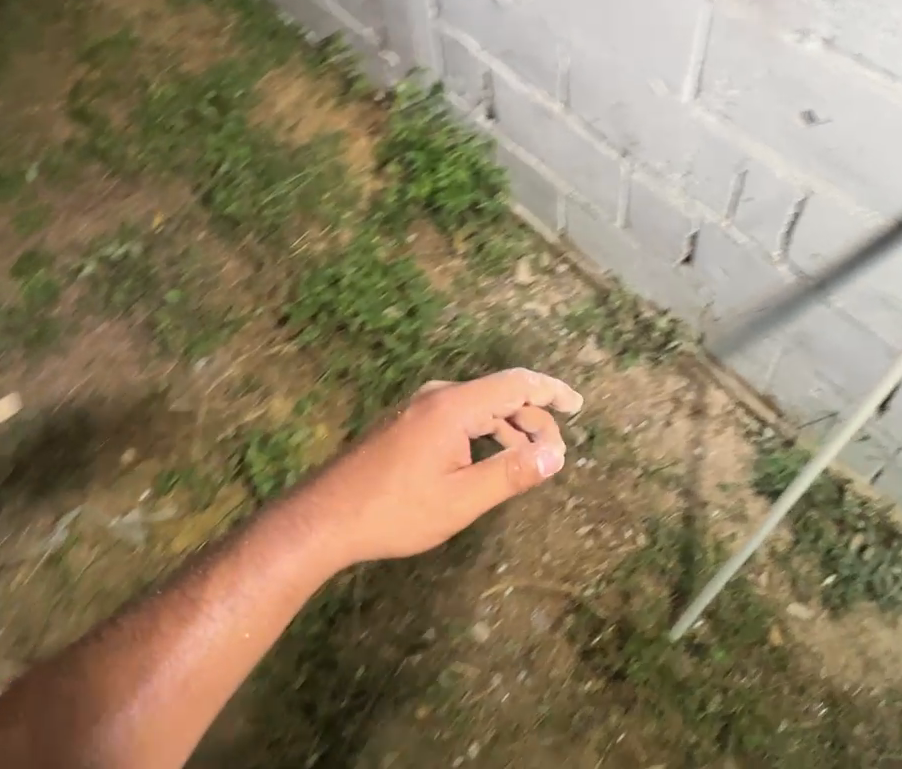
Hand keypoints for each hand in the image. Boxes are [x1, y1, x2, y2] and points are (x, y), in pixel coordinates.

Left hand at [298, 368, 583, 567]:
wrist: (324, 518)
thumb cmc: (395, 511)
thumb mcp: (461, 500)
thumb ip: (511, 474)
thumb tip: (556, 455)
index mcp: (454, 406)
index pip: (516, 384)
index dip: (551, 391)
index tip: (578, 405)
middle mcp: (438, 397)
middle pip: (500, 395)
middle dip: (534, 420)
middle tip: (554, 455)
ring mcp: (420, 408)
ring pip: (479, 408)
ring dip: (510, 429)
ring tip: (529, 459)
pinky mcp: (408, 423)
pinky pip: (460, 417)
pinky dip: (485, 433)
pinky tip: (489, 459)